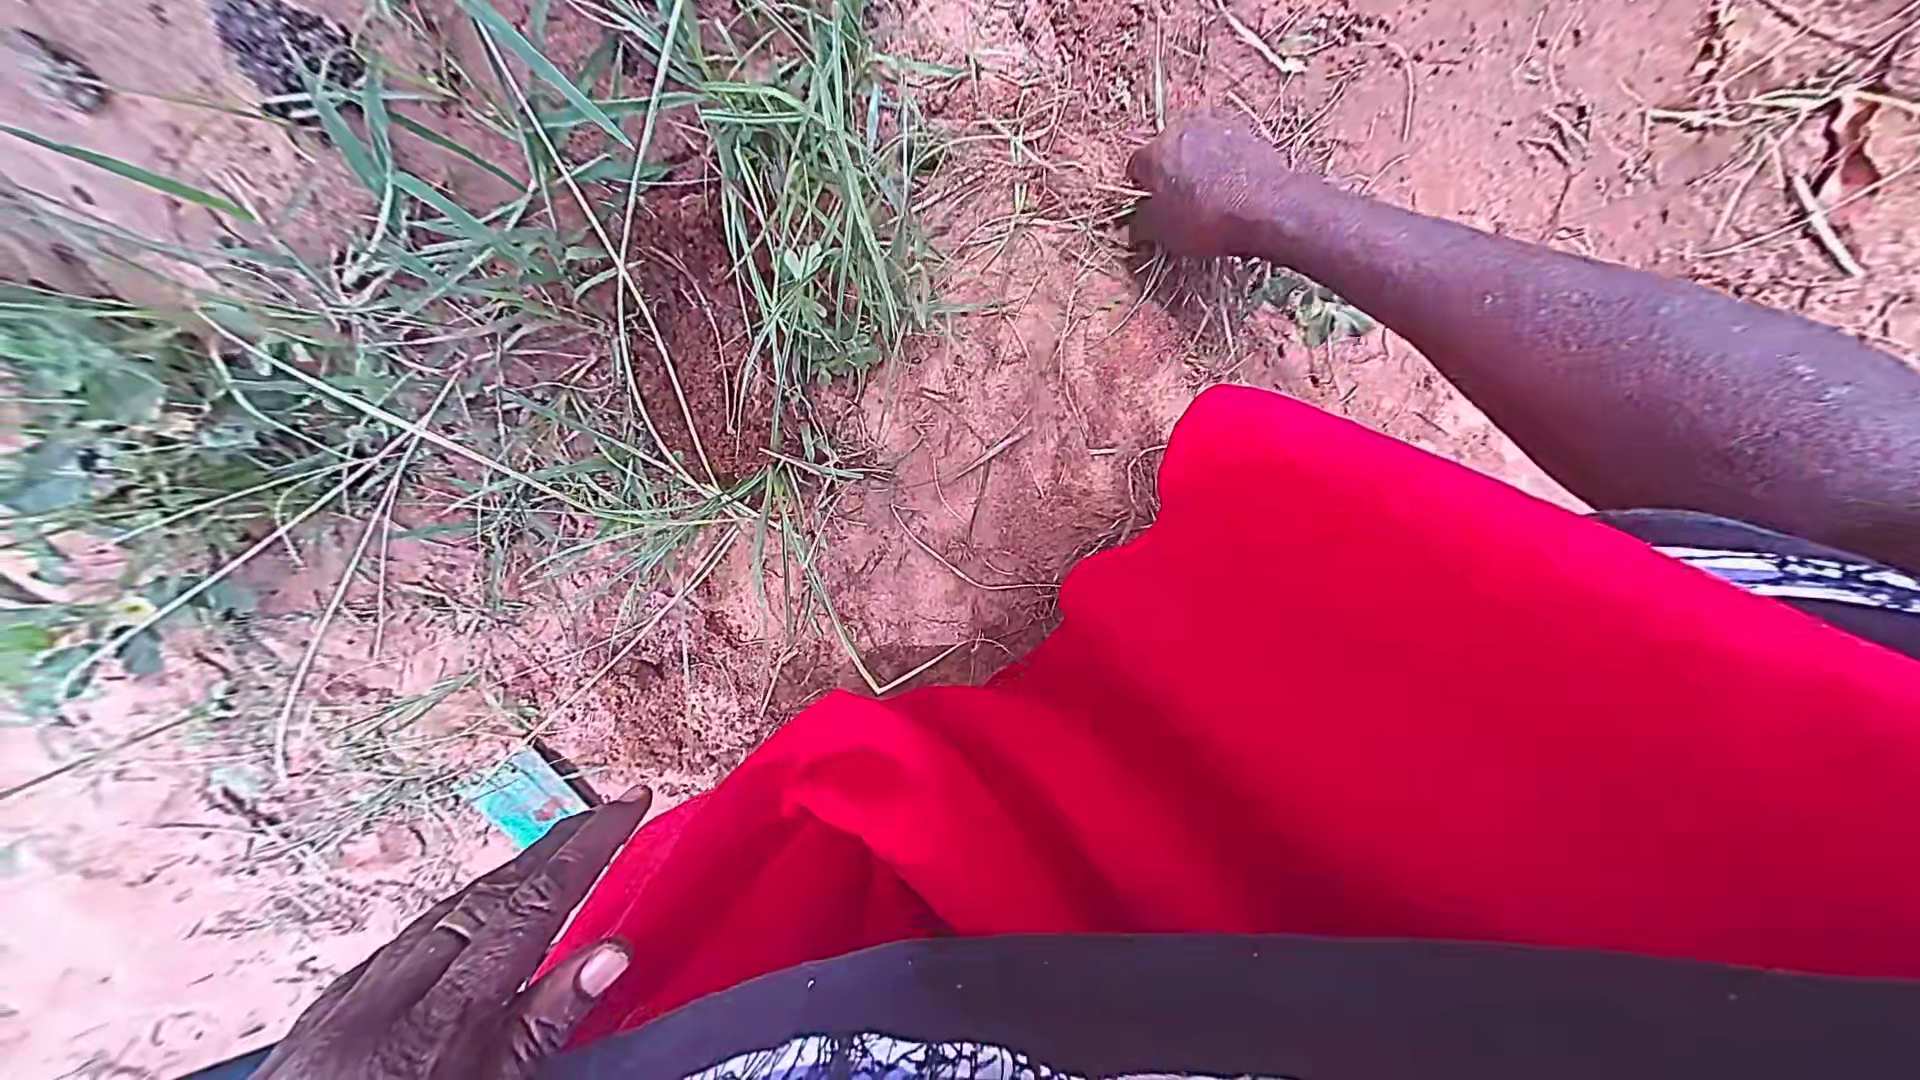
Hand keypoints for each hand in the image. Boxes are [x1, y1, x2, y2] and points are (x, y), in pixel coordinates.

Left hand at [256, 787, 652, 1079]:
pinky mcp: (324, 1016)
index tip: (632, 802)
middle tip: (608, 811)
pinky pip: (408, 939)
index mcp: (439, 1020)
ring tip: (558, 848)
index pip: (536, 903)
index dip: (592, 845)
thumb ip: (543, 1029)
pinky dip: (460, 909)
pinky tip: (473, 910)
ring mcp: (351, 1001)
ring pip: (449, 908)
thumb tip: (613, 952)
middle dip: (560, 843)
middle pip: (494, 892)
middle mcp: (392, 993)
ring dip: (515, 870)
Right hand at [1128, 115, 1290, 258]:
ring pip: (1196, 144)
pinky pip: (1222, 146)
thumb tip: (1138, 217)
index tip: (1147, 202)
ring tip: (1204, 194)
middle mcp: (1183, 128)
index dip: (1139, 187)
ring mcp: (1217, 125)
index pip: (1135, 166)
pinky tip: (1227, 186)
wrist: (1264, 208)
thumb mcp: (1161, 233)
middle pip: (1166, 148)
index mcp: (1155, 152)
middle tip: (1175, 199)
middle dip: (1168, 170)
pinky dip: (1221, 162)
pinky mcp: (1246, 130)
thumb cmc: (1205, 221)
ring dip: (1195, 163)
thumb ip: (1142, 220)